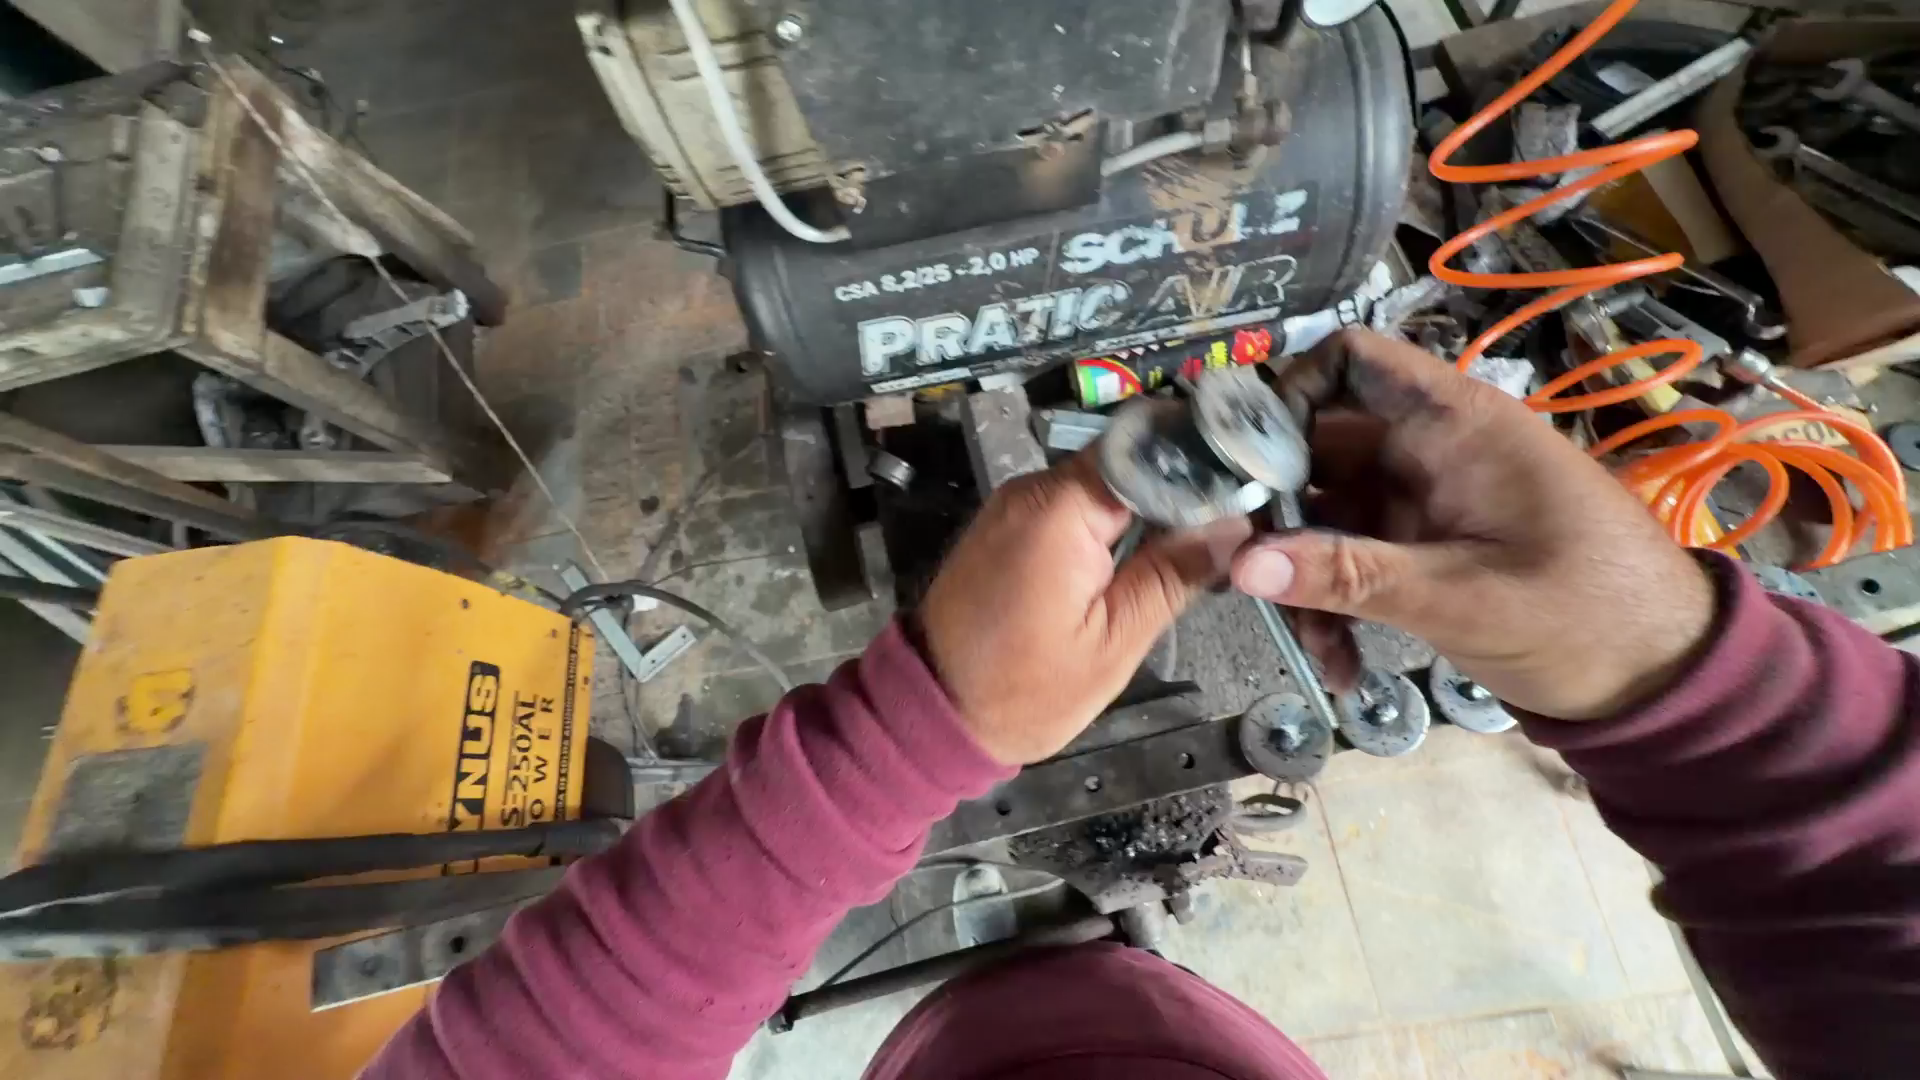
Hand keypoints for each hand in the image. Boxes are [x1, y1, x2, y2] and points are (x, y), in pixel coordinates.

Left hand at [918, 455, 1249, 764]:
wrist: (934, 710)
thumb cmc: (1024, 690)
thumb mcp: (1113, 643)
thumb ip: (1172, 574)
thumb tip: (1231, 523)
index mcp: (1059, 510)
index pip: (1142, 450)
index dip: (1196, 461)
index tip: (1247, 478)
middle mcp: (1031, 491)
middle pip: (1122, 463)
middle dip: (1176, 485)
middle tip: (1236, 511)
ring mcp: (1014, 506)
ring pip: (1098, 484)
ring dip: (1144, 505)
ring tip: (1201, 531)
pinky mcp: (1006, 526)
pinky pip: (1070, 507)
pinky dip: (1108, 521)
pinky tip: (1142, 548)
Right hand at [1232, 328, 1715, 720]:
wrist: (1665, 685)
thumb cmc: (1588, 616)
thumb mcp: (1460, 597)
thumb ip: (1346, 576)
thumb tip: (1241, 564)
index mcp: (1451, 425)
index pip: (1352, 361)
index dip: (1289, 390)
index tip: (1246, 459)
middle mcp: (1421, 451)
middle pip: (1311, 451)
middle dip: (1275, 516)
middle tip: (1245, 573)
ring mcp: (1413, 502)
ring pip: (1319, 516)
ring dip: (1302, 578)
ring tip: (1314, 646)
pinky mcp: (1410, 548)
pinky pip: (1342, 560)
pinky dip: (1331, 606)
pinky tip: (1343, 662)